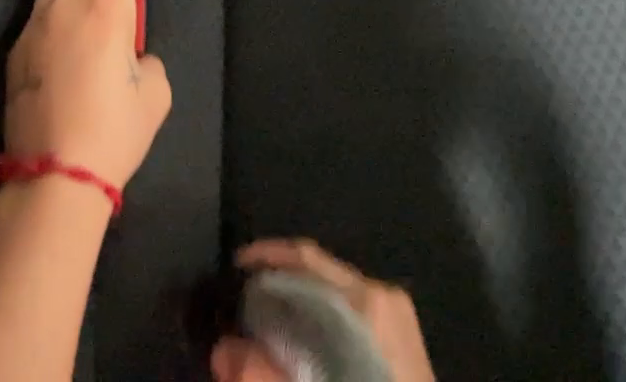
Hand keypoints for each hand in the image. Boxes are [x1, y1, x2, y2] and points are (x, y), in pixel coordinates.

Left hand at [4, 0, 170, 189]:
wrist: (54, 176)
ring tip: (98, 14)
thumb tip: (135, 55)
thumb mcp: (156, 94)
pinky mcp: (16, 49)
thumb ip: (150, 58)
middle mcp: (64, 6)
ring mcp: (34, 26)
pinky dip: (61, 10)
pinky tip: (72, 48)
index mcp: (103, 10)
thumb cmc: (113, 134)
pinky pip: (40, 11)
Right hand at [217, 239, 436, 381]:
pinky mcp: (402, 335)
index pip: (305, 259)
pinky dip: (320, 318)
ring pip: (333, 291)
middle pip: (318, 272)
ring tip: (266, 325)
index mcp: (364, 301)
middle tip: (243, 303)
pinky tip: (302, 345)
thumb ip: (263, 375)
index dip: (266, 256)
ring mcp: (396, 314)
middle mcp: (382, 294)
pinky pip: (349, 309)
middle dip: (278, 282)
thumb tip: (223, 350)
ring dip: (298, 302)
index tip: (235, 267)